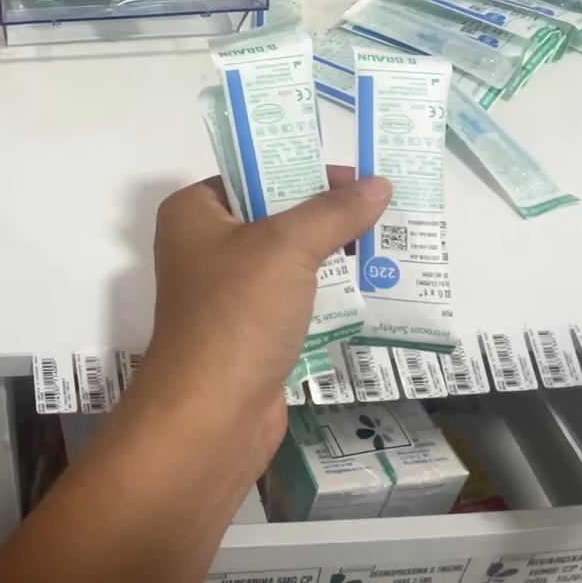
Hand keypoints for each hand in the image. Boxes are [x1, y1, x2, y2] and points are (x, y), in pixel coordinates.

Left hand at [137, 168, 390, 450]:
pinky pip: (290, 295)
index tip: (360, 177)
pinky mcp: (245, 327)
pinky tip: (369, 288)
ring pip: (284, 257)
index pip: (250, 173)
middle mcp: (200, 243)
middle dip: (324, 213)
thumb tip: (377, 184)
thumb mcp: (286, 247)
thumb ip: (332, 212)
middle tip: (384, 209)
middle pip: (270, 213)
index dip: (302, 170)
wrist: (210, 412)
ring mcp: (222, 288)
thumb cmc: (236, 312)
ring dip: (330, 253)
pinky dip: (325, 290)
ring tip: (389, 244)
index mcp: (192, 211)